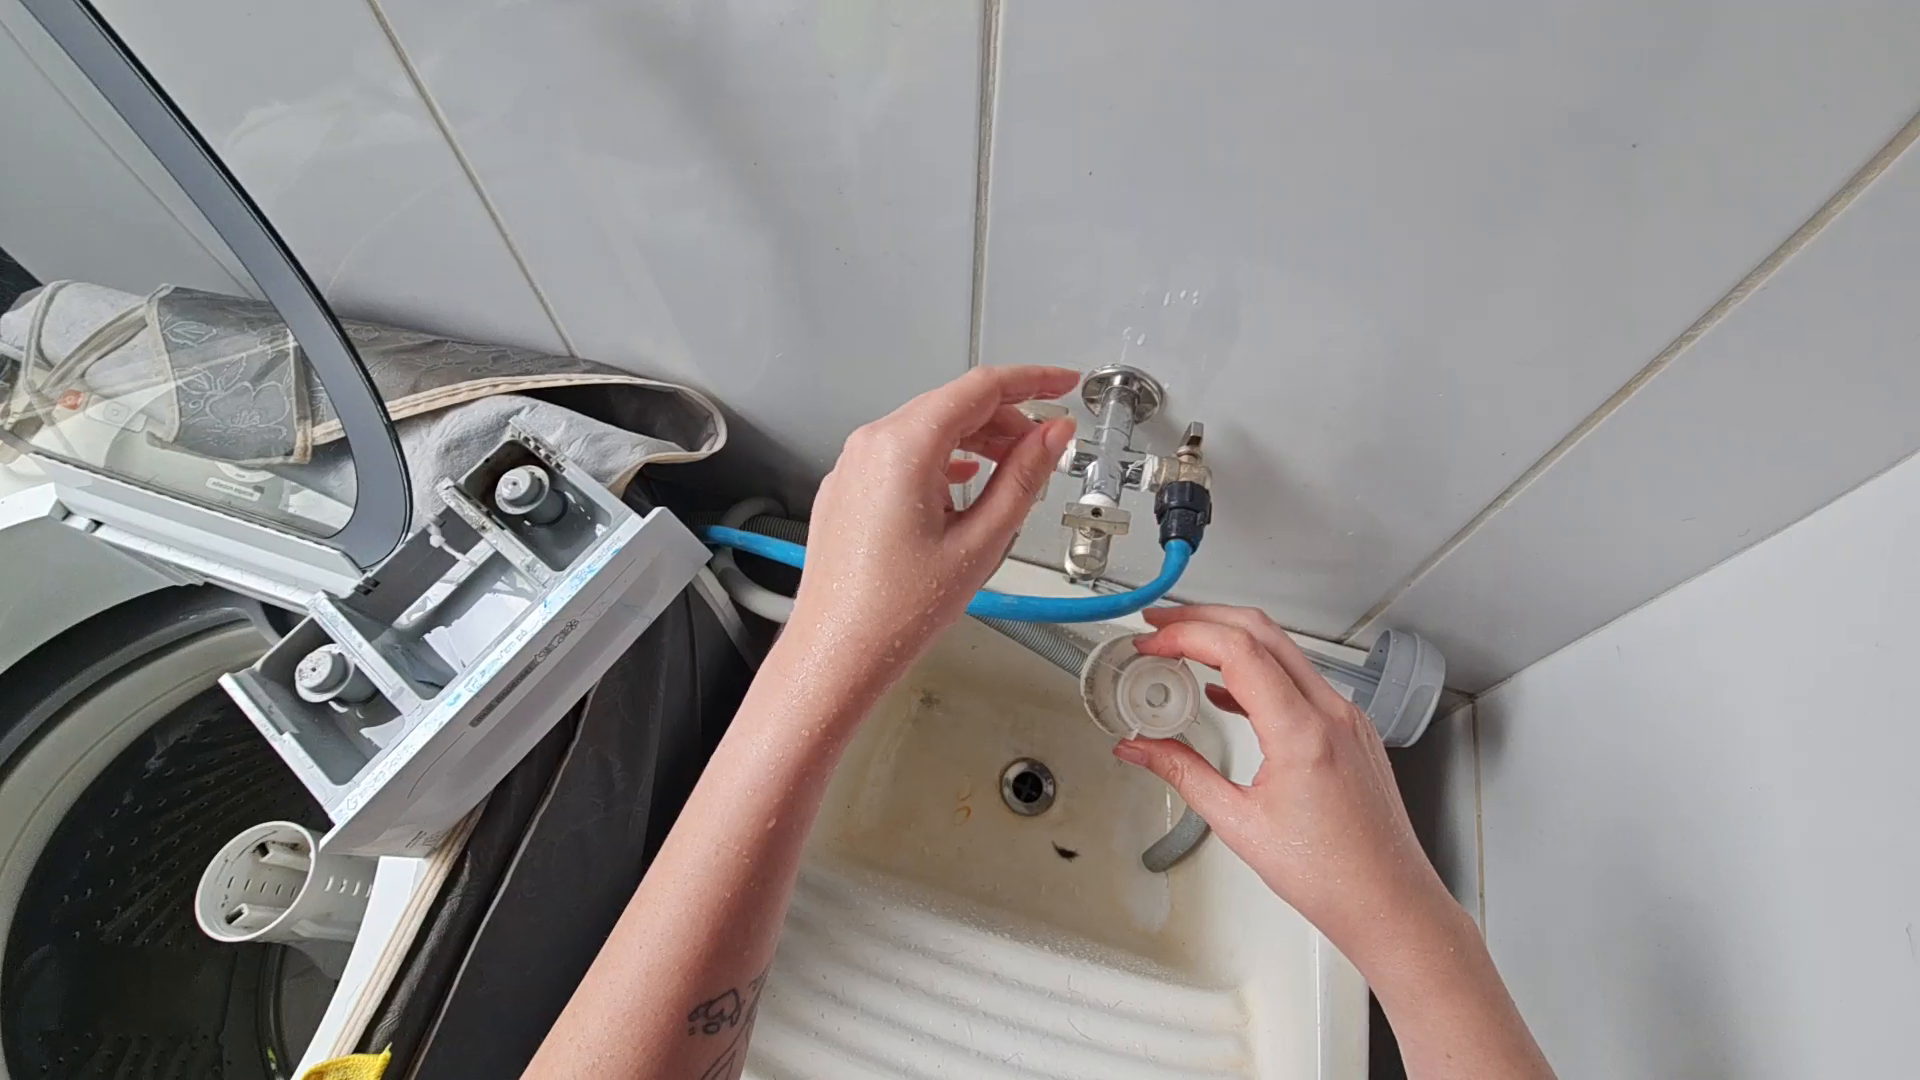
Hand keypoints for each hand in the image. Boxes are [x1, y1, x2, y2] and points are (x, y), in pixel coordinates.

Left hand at [781, 365, 1079, 701]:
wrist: (837, 653)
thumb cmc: (896, 611)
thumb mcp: (980, 541)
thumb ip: (1023, 477)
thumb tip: (1053, 434)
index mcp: (904, 446)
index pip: (980, 387)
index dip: (1032, 380)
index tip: (1063, 383)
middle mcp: (870, 444)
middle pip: (952, 404)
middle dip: (1006, 415)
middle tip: (1046, 439)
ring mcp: (853, 465)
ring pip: (926, 428)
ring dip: (975, 438)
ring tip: (1013, 464)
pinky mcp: (847, 488)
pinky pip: (901, 454)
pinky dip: (941, 458)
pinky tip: (963, 479)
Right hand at [1112, 604, 1461, 970]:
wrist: (1393, 907)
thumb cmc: (1334, 877)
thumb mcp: (1238, 824)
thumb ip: (1181, 773)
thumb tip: (1139, 748)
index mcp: (1303, 733)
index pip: (1238, 650)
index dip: (1186, 635)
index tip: (1152, 643)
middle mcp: (1331, 713)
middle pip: (1259, 629)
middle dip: (1202, 616)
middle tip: (1160, 622)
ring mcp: (1344, 716)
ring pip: (1280, 646)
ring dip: (1227, 636)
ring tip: (1183, 647)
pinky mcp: (1347, 727)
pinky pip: (1295, 676)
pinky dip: (1253, 667)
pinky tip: (1223, 688)